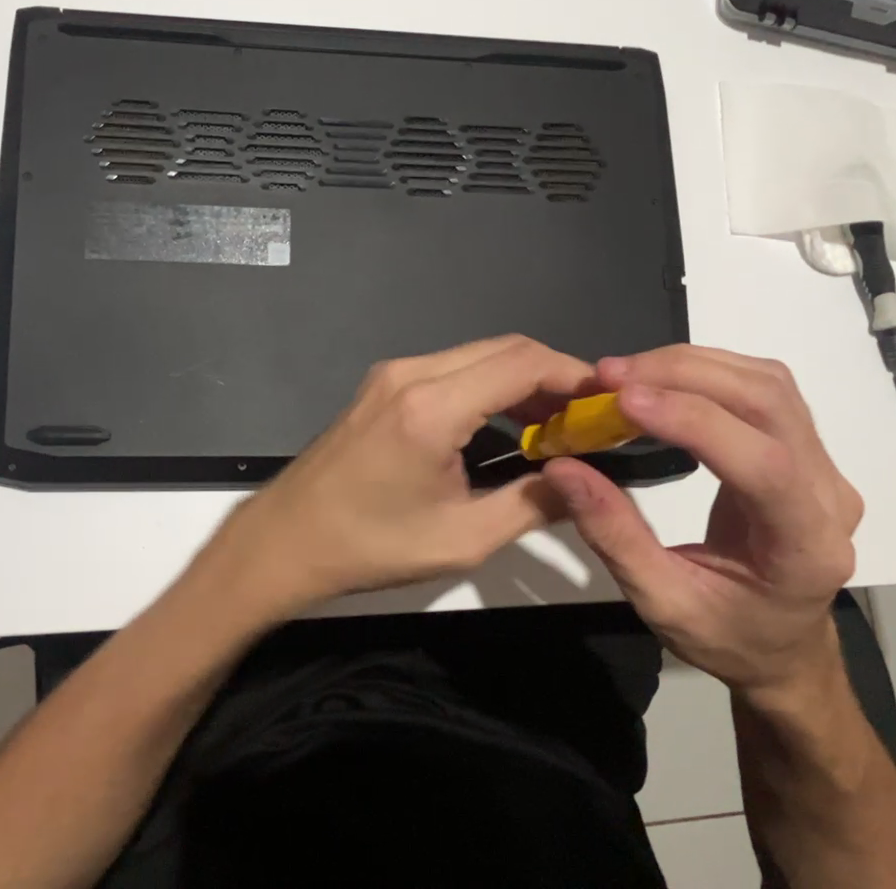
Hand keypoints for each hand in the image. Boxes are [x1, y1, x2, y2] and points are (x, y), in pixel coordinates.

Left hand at [202, 335, 591, 617]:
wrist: (285, 541)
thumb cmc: (369, 547)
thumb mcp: (461, 539)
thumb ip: (532, 504)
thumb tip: (585, 483)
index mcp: (431, 407)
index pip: (522, 363)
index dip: (575, 376)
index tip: (609, 403)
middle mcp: (411, 373)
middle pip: (504, 349)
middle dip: (554, 376)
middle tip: (588, 419)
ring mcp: (391, 375)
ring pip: (477, 355)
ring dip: (521, 380)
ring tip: (556, 425)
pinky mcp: (382, 385)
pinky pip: (451, 368)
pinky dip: (488, 385)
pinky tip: (506, 422)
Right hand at [541, 346, 861, 702]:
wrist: (784, 651)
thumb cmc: (728, 637)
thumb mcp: (662, 603)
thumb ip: (614, 535)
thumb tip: (563, 468)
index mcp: (805, 547)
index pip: (763, 464)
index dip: (694, 422)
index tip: (622, 400)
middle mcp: (829, 494)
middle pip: (769, 403)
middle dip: (684, 375)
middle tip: (608, 377)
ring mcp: (824, 467)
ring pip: (769, 384)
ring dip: (692, 366)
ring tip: (624, 375)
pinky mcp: (806, 451)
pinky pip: (763, 390)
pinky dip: (706, 372)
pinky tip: (660, 380)